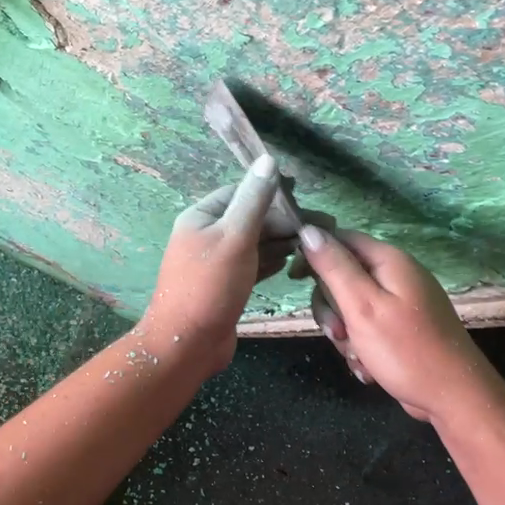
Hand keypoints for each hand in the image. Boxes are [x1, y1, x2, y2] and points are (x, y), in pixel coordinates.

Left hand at [140, 154, 297, 369]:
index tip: (302, 196)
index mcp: (200, 217)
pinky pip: (251, 265)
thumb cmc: (209, 285)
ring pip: (252, 243)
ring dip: (278, 241)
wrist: (188, 343)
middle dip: (279, 220)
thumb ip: (254, 200)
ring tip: (310, 242)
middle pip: (247, 218)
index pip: (238, 192)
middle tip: (317, 226)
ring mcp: (215, 262)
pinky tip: (291, 262)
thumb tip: (268, 160)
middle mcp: (205, 235)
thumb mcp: (235, 236)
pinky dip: (269, 262)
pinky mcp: (226, 285)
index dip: (269, 191)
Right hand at [292, 227, 496, 422]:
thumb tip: (307, 230)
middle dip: (331, 306)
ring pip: (350, 306)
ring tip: (356, 356)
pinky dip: (361, 345)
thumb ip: (333, 266)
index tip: (295, 278)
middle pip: (342, 276)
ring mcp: (401, 303)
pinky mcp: (402, 328)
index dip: (313, 253)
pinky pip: (367, 326)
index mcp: (389, 261)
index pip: (340, 238)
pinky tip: (367, 367)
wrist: (455, 399)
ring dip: (345, 332)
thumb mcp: (361, 305)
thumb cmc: (406, 350)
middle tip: (336, 332)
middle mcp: (396, 276)